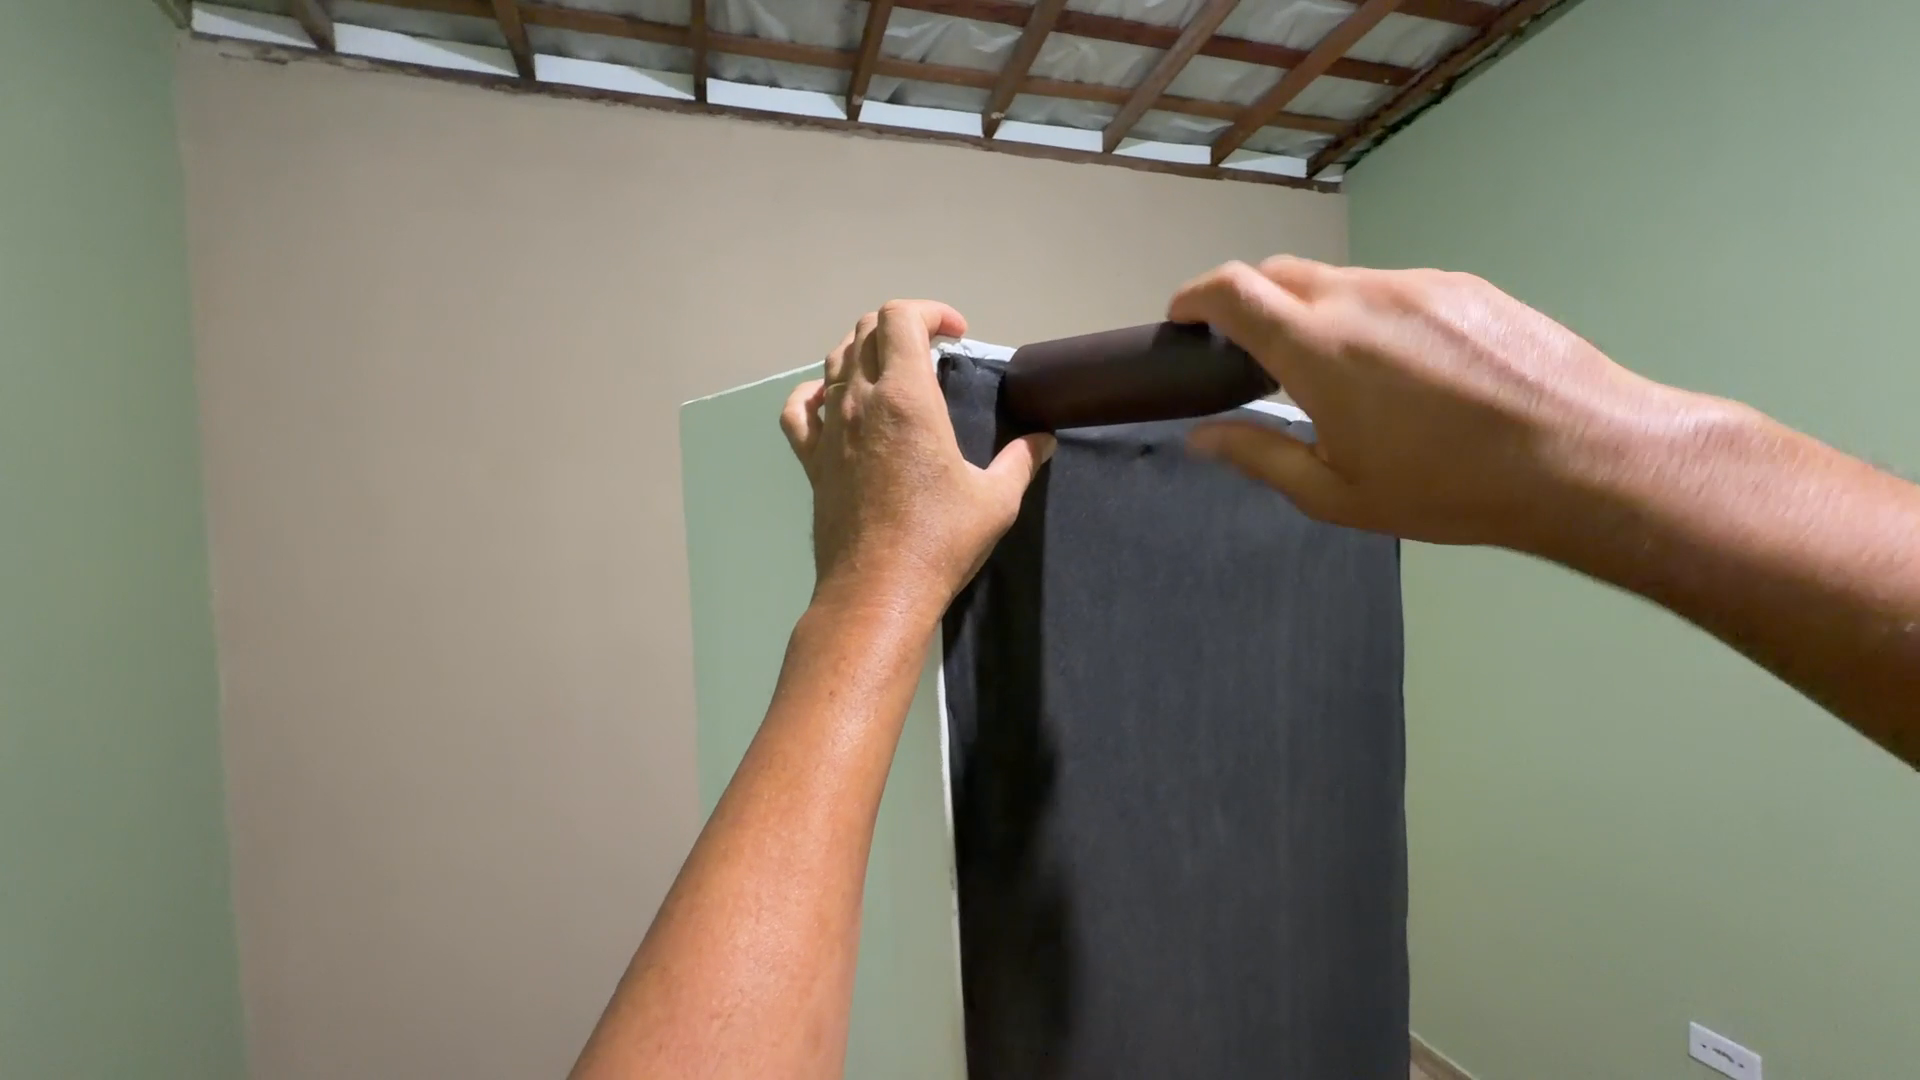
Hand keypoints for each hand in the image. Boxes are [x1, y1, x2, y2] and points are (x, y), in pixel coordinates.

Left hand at [781, 301, 1054, 616]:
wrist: (877, 590)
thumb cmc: (939, 541)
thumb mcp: (995, 500)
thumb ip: (1020, 461)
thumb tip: (1044, 441)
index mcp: (906, 398)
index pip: (901, 318)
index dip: (931, 312)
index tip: (958, 335)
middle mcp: (860, 401)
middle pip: (866, 331)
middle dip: (902, 326)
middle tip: (933, 352)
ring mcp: (829, 430)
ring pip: (834, 362)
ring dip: (865, 353)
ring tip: (892, 374)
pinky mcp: (811, 460)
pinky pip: (798, 409)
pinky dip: (815, 393)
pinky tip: (833, 402)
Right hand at [1170, 257, 1711, 549]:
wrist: (1588, 457)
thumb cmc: (1446, 489)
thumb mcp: (1333, 492)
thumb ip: (1257, 455)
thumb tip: (1199, 438)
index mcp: (1318, 349)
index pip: (1232, 290)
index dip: (1193, 296)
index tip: (1180, 318)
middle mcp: (1361, 297)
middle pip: (1277, 272)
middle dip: (1243, 301)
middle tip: (1243, 352)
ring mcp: (1417, 283)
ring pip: (1335, 278)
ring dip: (1305, 310)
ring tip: (1325, 368)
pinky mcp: (1462, 285)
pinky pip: (1387, 287)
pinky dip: (1359, 313)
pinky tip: (1391, 365)